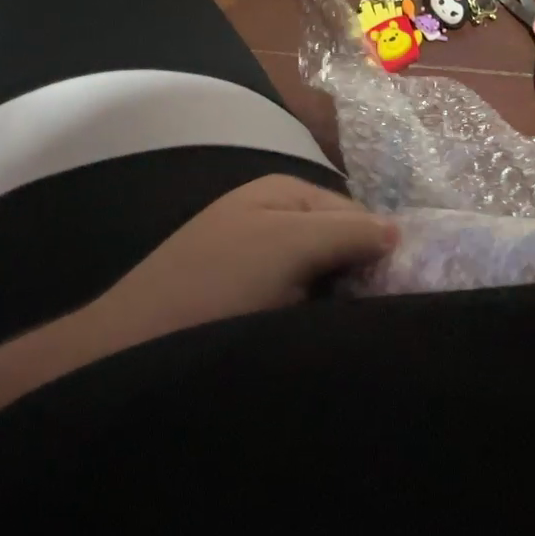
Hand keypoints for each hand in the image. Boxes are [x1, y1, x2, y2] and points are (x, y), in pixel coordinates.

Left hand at [94, 176, 396, 342]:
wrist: (135, 343)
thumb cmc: (219, 282)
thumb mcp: (289, 243)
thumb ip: (347, 231)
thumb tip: (399, 234)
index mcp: (285, 192)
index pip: (358, 215)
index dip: (378, 251)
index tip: (392, 296)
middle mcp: (272, 217)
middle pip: (340, 244)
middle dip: (356, 277)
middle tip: (367, 320)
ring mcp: (256, 259)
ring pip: (319, 276)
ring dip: (333, 303)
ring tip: (337, 332)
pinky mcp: (243, 298)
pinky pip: (294, 301)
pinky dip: (308, 318)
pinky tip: (307, 338)